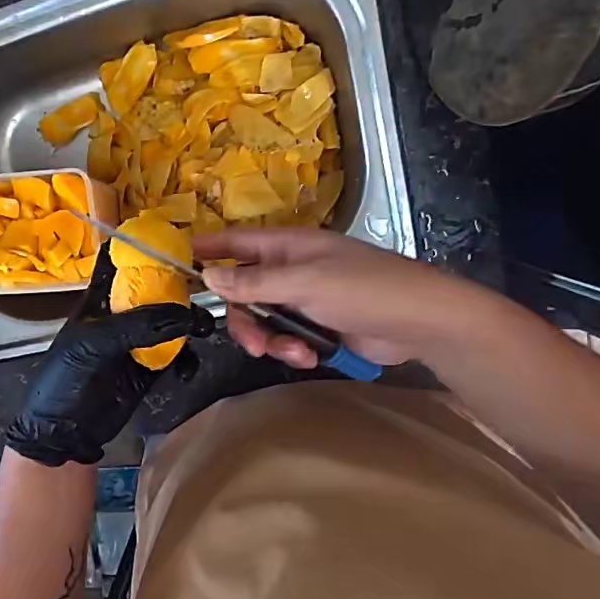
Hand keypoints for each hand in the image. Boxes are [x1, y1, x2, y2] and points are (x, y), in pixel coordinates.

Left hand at [4, 250, 214, 465]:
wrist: (64, 431)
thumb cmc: (66, 378)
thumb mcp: (94, 345)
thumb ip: (138, 326)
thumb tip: (184, 314)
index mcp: (100, 298)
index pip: (119, 260)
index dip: (142, 244)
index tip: (175, 237)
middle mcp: (122, 313)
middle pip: (157, 288)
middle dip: (182, 289)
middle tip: (206, 293)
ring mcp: (139, 340)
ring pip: (173, 321)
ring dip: (191, 324)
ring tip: (203, 332)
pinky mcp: (152, 367)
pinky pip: (178, 354)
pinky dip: (187, 359)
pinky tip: (186, 372)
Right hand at [196, 228, 476, 369]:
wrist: (420, 321)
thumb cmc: (364, 288)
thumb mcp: (305, 282)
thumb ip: (255, 283)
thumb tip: (208, 276)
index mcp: (288, 246)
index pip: (237, 243)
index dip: (209, 250)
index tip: (180, 264)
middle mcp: (291, 269)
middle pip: (244, 292)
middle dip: (246, 320)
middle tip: (253, 342)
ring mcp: (305, 299)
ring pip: (264, 321)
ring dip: (273, 340)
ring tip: (296, 353)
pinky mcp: (318, 326)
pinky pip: (286, 338)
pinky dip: (292, 349)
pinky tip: (311, 356)